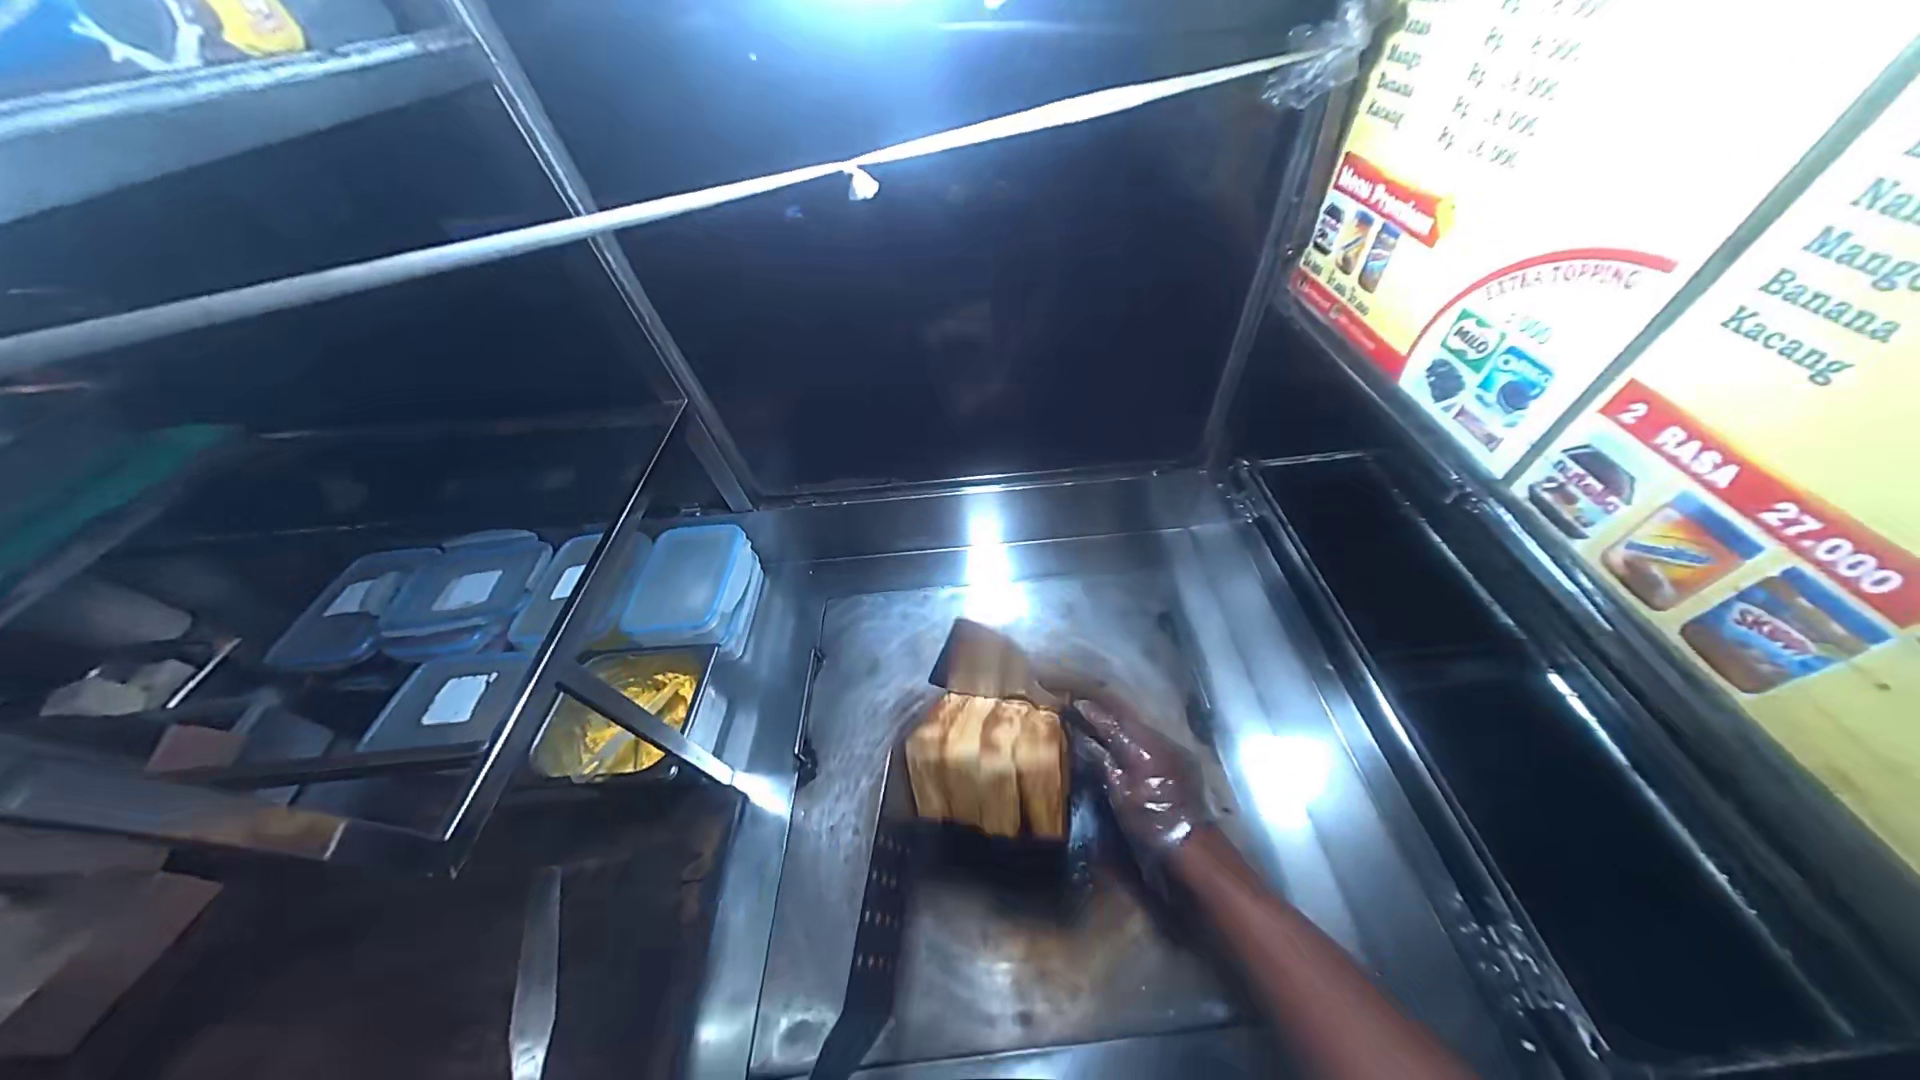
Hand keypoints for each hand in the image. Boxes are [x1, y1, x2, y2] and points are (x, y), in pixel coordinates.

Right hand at [1071, 693, 1208, 858]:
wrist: (1193, 846)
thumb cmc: (1150, 824)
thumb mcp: (1119, 795)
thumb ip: (1102, 762)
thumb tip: (1083, 739)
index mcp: (1144, 749)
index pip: (1114, 723)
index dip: (1093, 714)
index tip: (1074, 705)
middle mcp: (1162, 742)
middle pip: (1129, 720)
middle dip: (1105, 714)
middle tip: (1082, 709)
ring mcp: (1175, 748)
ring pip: (1141, 728)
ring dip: (1120, 724)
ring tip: (1098, 722)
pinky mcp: (1181, 758)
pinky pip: (1152, 738)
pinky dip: (1134, 736)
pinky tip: (1123, 740)